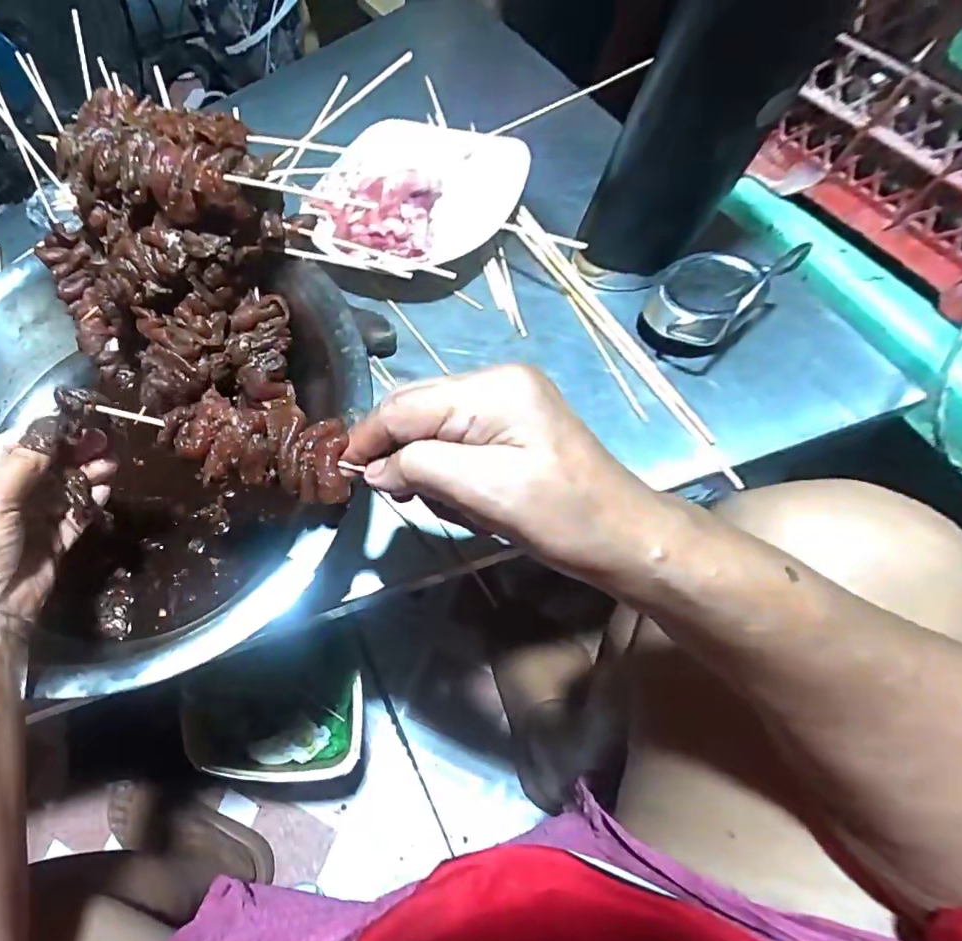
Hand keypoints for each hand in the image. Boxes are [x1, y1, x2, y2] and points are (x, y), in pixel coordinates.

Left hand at [0, 432, 112, 641]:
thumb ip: (24, 463)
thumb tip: (52, 430)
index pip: (12, 446)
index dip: (45, 434)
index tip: (77, 423)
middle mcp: (0, 499)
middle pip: (42, 467)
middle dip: (72, 453)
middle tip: (104, 441)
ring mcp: (27, 523)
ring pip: (61, 491)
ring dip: (85, 476)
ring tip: (111, 464)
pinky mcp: (50, 545)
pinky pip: (72, 518)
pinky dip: (88, 504)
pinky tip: (104, 491)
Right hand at [341, 364, 670, 577]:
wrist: (623, 537)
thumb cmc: (560, 516)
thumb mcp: (483, 490)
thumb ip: (420, 468)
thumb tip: (372, 470)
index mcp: (492, 389)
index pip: (405, 404)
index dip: (367, 437)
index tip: (339, 471)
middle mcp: (495, 382)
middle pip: (414, 408)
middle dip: (391, 450)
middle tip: (382, 492)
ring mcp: (504, 401)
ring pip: (428, 424)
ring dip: (414, 462)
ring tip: (424, 498)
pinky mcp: (507, 424)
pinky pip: (450, 436)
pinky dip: (437, 465)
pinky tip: (448, 491)